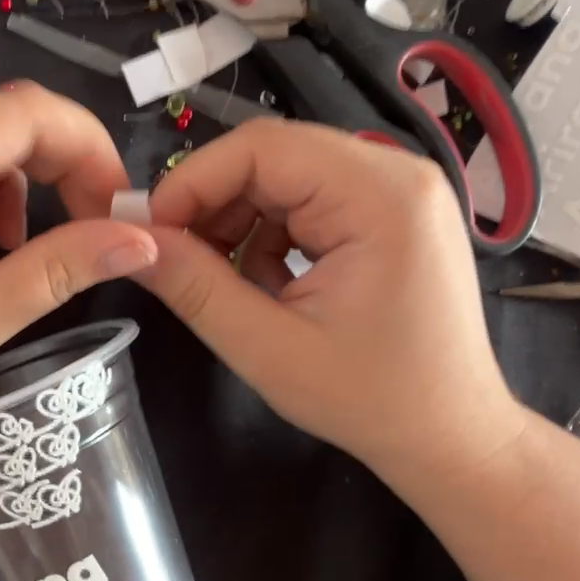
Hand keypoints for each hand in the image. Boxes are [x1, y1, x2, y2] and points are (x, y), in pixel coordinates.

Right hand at [131, 118, 526, 478]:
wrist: (447, 433)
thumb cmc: (366, 397)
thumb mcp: (264, 347)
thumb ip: (194, 287)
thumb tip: (132, 241)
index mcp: (380, 197)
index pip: (262, 147)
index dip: (192, 181)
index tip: (149, 232)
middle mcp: (397, 174)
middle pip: (273, 156)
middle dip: (212, 204)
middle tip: (174, 258)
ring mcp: (397, 193)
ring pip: (284, 179)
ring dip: (237, 224)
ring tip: (225, 283)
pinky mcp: (388, 216)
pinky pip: (306, 202)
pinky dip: (267, 236)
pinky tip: (266, 285)